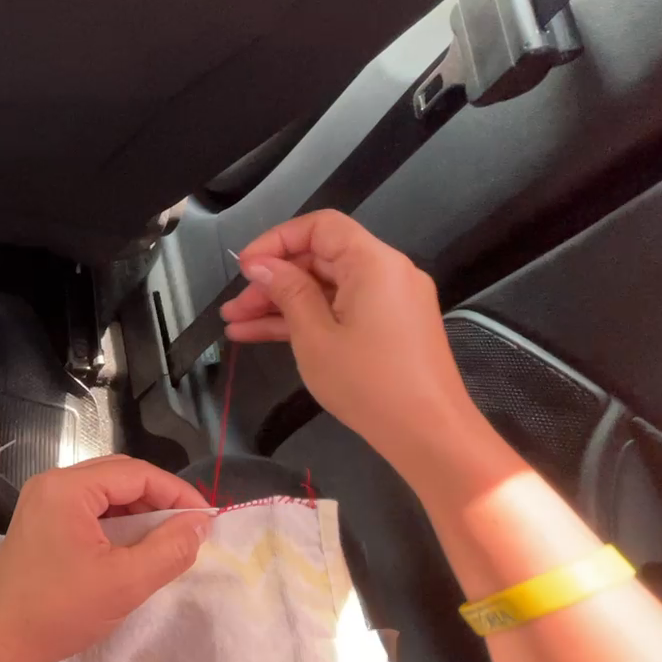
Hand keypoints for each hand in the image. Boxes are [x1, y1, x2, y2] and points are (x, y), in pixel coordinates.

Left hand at [0, 457, 211, 661]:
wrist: (1, 641)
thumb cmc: (62, 610)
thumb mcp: (126, 582)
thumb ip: (169, 549)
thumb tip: (200, 523)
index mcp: (66, 488)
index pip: (135, 473)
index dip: (176, 492)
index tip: (208, 519)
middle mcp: (50, 484)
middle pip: (117, 474)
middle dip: (157, 497)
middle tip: (189, 528)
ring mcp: (40, 501)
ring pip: (101, 490)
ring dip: (136, 509)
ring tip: (166, 538)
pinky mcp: (38, 521)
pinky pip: (85, 506)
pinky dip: (114, 520)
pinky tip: (132, 544)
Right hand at [219, 209, 478, 462]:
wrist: (427, 434)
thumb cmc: (368, 382)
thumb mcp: (314, 336)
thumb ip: (286, 292)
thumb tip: (259, 265)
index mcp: (373, 264)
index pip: (320, 227)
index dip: (277, 240)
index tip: (244, 267)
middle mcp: (386, 273)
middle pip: (319, 258)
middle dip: (271, 279)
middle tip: (233, 307)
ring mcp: (388, 301)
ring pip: (323, 287)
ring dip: (279, 303)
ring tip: (234, 325)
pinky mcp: (386, 326)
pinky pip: (337, 309)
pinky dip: (302, 319)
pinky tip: (258, 335)